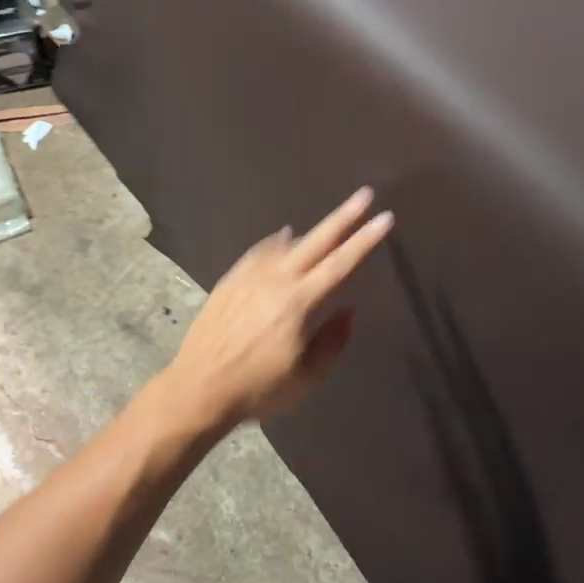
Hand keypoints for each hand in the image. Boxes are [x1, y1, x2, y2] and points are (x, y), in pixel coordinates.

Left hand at [163, 187, 394, 427]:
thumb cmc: (258, 388)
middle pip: (316, 241)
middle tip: (364, 194)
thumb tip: (347, 310)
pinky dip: (275, 243)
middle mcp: (275, 280)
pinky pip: (258, 252)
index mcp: (299, 303)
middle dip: (343, 217)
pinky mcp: (229, 281)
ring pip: (286, 244)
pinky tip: (282, 239)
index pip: (341, 265)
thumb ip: (333, 341)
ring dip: (311, 232)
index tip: (385, 218)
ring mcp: (249, 277)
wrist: (199, 387)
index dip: (365, 241)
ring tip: (330, 223)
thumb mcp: (307, 378)